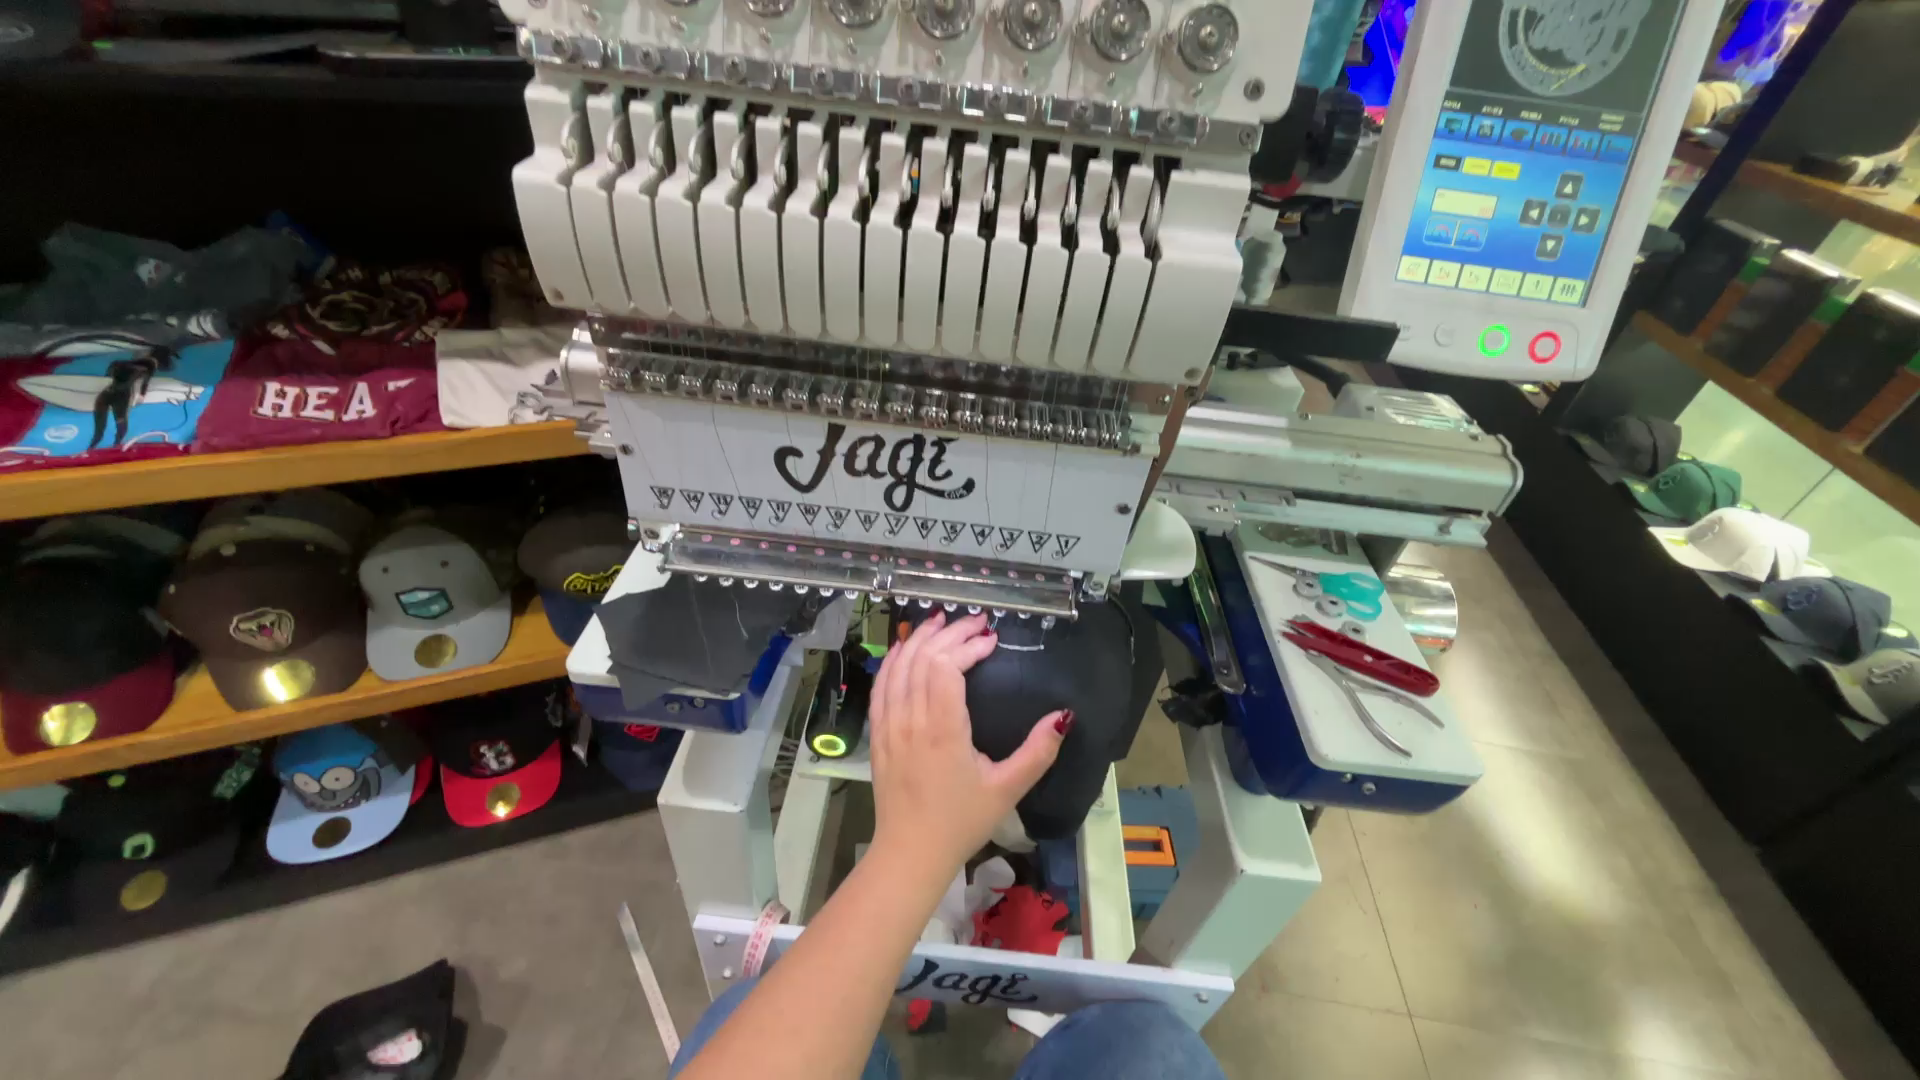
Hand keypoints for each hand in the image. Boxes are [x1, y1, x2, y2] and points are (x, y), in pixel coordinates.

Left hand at [867, 612, 1069, 886]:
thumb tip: (1064, 716)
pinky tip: (904, 650)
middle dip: (949, 633)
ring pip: (899, 667)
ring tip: (941, 622)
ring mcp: (890, 725)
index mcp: (943, 730)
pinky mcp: (878, 734)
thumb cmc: (961, 821)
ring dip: (919, 640)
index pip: (946, 667)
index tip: (991, 641)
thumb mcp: (1008, 789)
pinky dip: (893, 661)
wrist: (911, 852)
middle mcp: (912, 720)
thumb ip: (1038, 752)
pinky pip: (881, 686)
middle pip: (923, 658)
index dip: (968, 646)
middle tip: (975, 623)